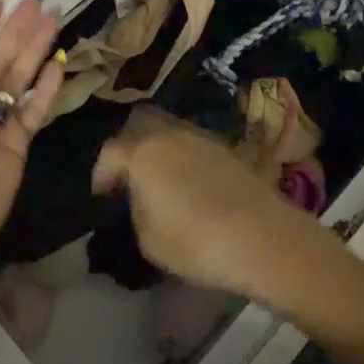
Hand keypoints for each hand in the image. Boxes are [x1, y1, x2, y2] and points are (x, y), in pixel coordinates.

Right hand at [92, 107, 325, 300]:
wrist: (263, 238)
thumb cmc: (195, 240)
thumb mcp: (148, 238)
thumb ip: (137, 209)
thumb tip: (143, 197)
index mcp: (142, 152)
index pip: (111, 152)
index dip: (102, 172)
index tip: (100, 193)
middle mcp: (170, 135)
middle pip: (141, 123)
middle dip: (129, 143)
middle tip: (128, 172)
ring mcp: (203, 139)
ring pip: (171, 131)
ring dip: (160, 148)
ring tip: (160, 176)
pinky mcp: (230, 151)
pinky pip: (195, 145)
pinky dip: (185, 157)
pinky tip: (189, 182)